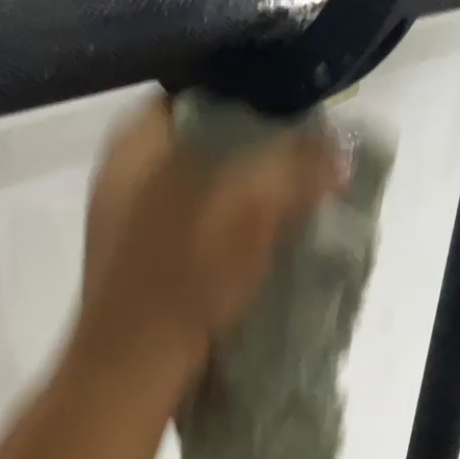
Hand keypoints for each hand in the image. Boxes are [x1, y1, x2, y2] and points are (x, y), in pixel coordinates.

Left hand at [69, 92, 342, 382]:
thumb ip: (296, 165)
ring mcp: (125, 225)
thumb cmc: (181, 276)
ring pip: (198, 192)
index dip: (249, 96)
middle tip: (301, 162)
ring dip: (241, 198)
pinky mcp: (139, 268)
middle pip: (201, 143)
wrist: (130, 366)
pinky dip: (223, 235)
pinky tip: (255, 250)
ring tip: (288, 206)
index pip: (197, 92)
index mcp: (134, 142)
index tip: (293, 114)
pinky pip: (191, 233)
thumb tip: (337, 147)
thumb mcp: (249, 207)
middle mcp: (122, 175)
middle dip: (252, 153)